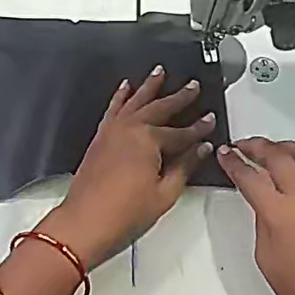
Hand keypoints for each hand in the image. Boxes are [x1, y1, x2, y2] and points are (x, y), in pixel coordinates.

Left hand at [40, 65, 214, 266]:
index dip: (199, 127)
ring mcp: (112, 130)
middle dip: (179, 97)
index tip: (210, 121)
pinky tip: (125, 87)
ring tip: (159, 72)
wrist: (85, 222)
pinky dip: (120, 96)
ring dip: (149, 86)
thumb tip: (200, 150)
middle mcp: (129, 129)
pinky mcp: (100, 136)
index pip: (182, 132)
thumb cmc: (121, 213)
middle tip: (192, 86)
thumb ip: (184, 166)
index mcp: (148, 140)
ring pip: (135, 100)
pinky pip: (113, 107)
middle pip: (160, 108)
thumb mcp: (164, 193)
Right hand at [218, 138, 294, 294]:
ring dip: (283, 146)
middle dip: (255, 146)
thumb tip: (261, 206)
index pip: (250, 176)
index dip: (233, 162)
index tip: (225, 155)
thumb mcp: (266, 258)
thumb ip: (261, 223)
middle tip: (241, 146)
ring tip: (270, 147)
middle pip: (277, 155)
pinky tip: (293, 166)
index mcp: (279, 213)